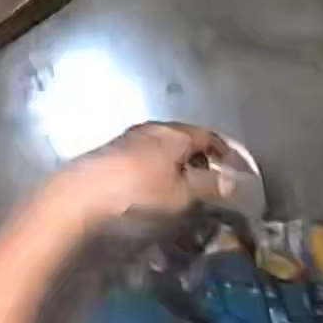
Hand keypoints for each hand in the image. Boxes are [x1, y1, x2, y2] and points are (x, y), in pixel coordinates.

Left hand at [45, 122, 225, 226]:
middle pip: (185, 139)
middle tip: (215, 180)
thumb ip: (207, 185)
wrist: (85, 193)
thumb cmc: (140, 192)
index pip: (207, 135)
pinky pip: (148, 156)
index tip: (237, 166)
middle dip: (202, 157)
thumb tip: (231, 179)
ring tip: (188, 188)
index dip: (224, 150)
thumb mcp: (181, 194)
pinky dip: (161, 168)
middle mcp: (153, 128)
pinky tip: (158, 187)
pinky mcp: (115, 152)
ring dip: (179, 164)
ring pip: (165, 147)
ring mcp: (131, 138)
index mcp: (174, 133)